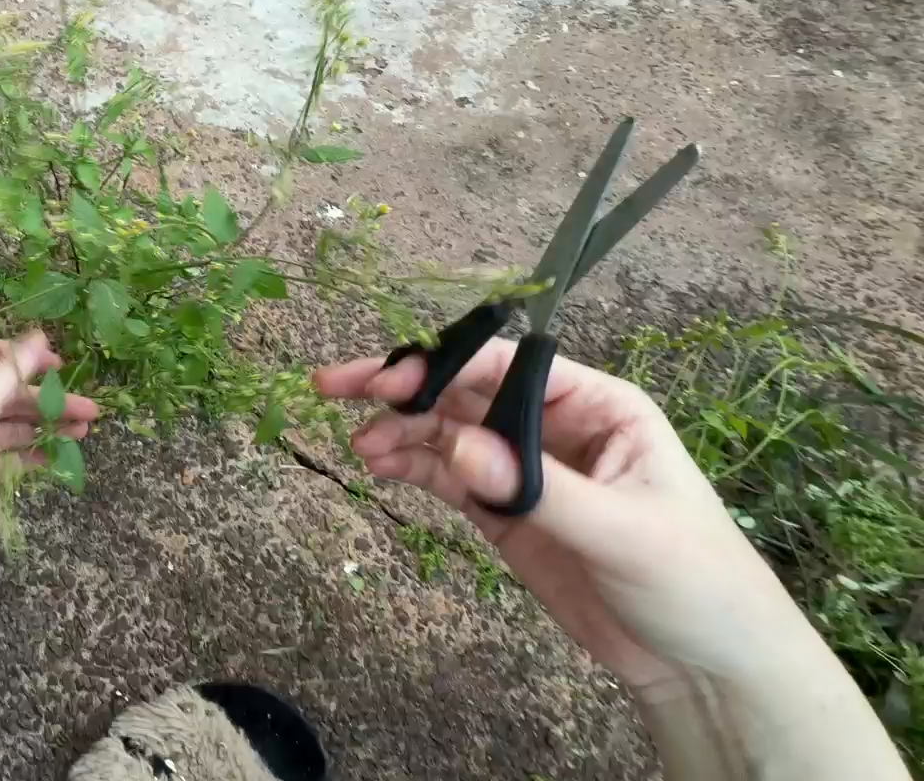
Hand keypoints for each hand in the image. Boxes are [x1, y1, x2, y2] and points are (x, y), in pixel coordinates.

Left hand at [0, 331, 98, 549]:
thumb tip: (39, 334)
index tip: (61, 365)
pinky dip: (35, 453)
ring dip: (49, 426)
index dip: (28, 356)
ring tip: (84, 431)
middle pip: (13, 393)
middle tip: (90, 408)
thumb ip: (14, 368)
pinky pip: (11, 456)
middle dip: (51, 399)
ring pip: (16, 425)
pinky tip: (60, 454)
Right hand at [315, 342, 822, 693]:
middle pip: (457, 391)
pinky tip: (378, 466)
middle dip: (397, 388)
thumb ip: (536, 485)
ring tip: (360, 447)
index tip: (386, 383)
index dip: (441, 365)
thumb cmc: (696, 585)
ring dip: (395, 431)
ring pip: (439, 429)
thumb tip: (456, 448)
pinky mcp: (497, 504)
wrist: (703, 671)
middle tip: (333, 386)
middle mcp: (546, 423)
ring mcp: (517, 464)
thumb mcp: (625, 533)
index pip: (503, 368)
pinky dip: (406, 464)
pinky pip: (441, 472)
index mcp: (593, 405)